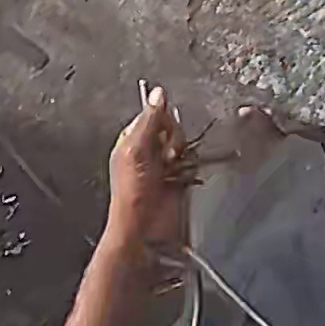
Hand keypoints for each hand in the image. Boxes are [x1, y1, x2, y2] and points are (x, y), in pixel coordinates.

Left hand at [106, 85, 189, 250]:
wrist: (145, 232)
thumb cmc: (133, 194)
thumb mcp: (137, 150)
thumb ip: (150, 120)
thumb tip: (158, 93)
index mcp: (132, 140)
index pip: (154, 114)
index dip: (161, 121)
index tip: (162, 133)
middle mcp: (147, 150)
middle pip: (172, 128)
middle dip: (173, 140)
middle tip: (165, 157)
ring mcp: (163, 165)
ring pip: (184, 145)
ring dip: (182, 157)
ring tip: (171, 171)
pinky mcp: (178, 179)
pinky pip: (192, 163)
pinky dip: (189, 169)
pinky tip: (181, 179)